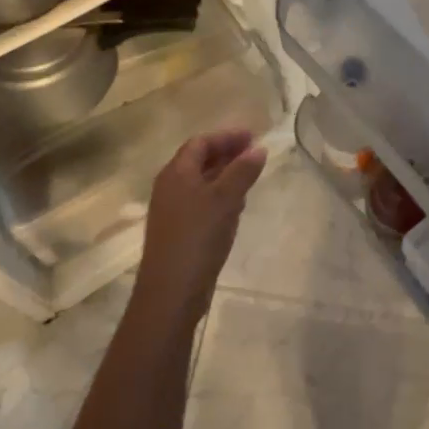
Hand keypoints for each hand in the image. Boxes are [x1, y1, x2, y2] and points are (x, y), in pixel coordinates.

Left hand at [133, 129, 267, 322]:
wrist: (171, 292)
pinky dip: (220, 197)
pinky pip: (201, 204)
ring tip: (250, 176)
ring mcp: (172, 211)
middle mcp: (170, 187)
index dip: (226, 137)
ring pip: (201, 183)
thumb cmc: (197, 237)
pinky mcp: (178, 232)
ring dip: (225, 176)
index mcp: (176, 173)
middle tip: (254, 153)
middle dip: (227, 154)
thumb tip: (258, 149)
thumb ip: (242, 172)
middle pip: (199, 161)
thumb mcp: (224, 200)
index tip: (253, 136)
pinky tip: (237, 207)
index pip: (200, 143)